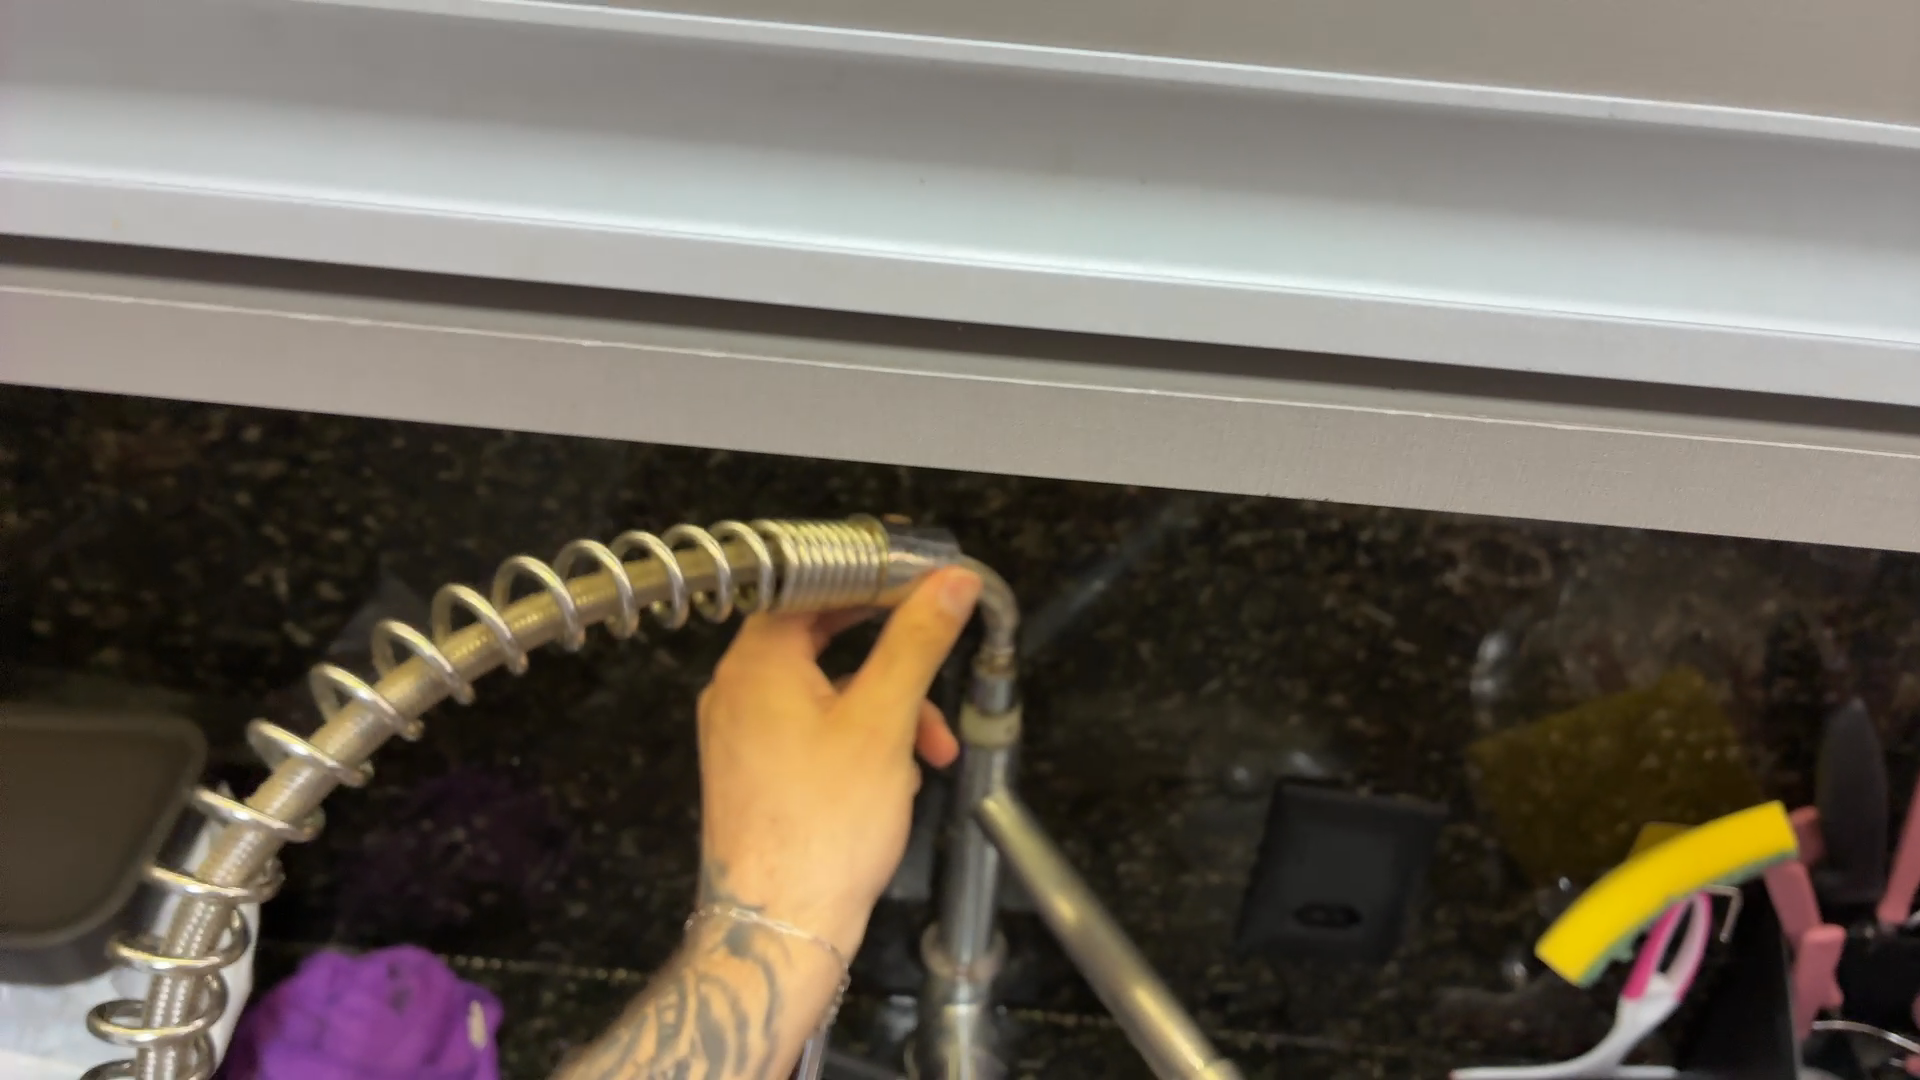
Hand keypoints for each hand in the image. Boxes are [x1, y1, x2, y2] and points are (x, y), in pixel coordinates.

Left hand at [695, 567, 981, 956]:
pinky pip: (816, 725)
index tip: (926, 580)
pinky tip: (903, 772)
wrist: (778, 935)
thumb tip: (951, 581)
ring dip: (890, 705)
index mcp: (757, 661)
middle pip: (825, 635)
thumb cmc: (828, 822)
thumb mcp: (884, 720)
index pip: (816, 584)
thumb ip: (918, 641)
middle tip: (940, 647)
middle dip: (895, 654)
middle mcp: (740, 686)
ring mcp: (745, 729)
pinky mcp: (758, 765)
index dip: (875, 577)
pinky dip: (863, 735)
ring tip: (937, 747)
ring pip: (829, 687)